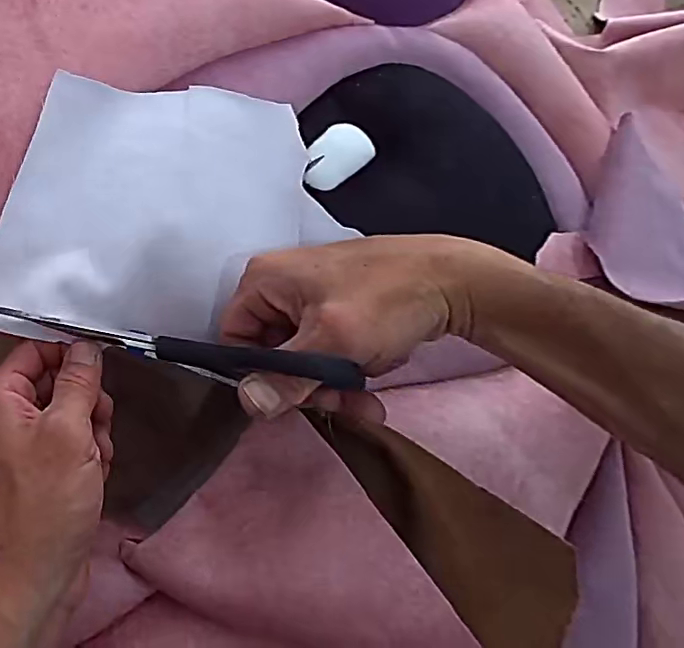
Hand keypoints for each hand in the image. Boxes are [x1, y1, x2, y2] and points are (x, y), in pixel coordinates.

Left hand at [0, 340, 113, 647]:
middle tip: (94, 424)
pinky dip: (89, 452)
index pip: (37, 349)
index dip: (69, 354)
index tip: (96, 367)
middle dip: (87, 401)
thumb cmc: (41, 510)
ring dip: (93, 430)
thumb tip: (85, 349)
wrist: (33, 582)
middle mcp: (7, 416)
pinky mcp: (42, 467)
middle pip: (60, 379)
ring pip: (74, 410)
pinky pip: (75, 439)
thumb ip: (79, 381)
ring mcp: (25, 443)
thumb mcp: (68, 430)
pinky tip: (91, 474)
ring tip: (91, 458)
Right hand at [220, 234, 516, 423]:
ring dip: (328, 386)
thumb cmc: (384, 300)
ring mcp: (311, 295)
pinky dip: (344, 372)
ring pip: (301, 356)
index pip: (233, 336)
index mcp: (265, 278)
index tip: (290, 398)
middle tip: (334, 403)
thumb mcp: (331, 343)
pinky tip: (371, 387)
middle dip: (302, 385)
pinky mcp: (337, 308)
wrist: (449, 279)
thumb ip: (287, 377)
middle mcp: (282, 283)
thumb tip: (246, 403)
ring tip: (362, 403)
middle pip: (269, 350)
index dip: (256, 374)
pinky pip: (326, 349)